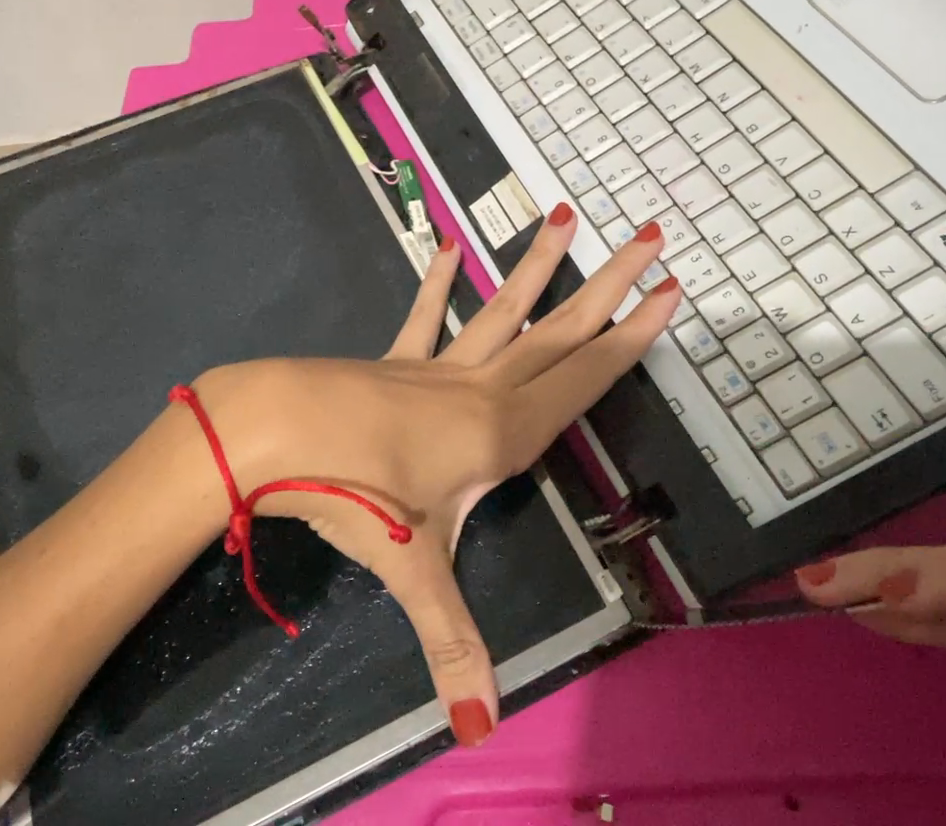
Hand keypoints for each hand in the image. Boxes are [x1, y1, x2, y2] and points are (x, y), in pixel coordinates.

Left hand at [186, 204, 676, 747]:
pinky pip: (422, 320)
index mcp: (502, 432)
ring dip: (535, 266)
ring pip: (501, 311)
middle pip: (559, 331)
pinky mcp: (391, 365)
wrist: (275, 432)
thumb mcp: (414, 569)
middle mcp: (481, 389)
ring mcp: (435, 370)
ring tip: (566, 214)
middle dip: (608, 286)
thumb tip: (477, 730)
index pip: (585, 379)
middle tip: (650, 236)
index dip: (631, 340)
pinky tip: (447, 247)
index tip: (670, 293)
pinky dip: (435, 285)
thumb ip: (452, 644)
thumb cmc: (353, 492)